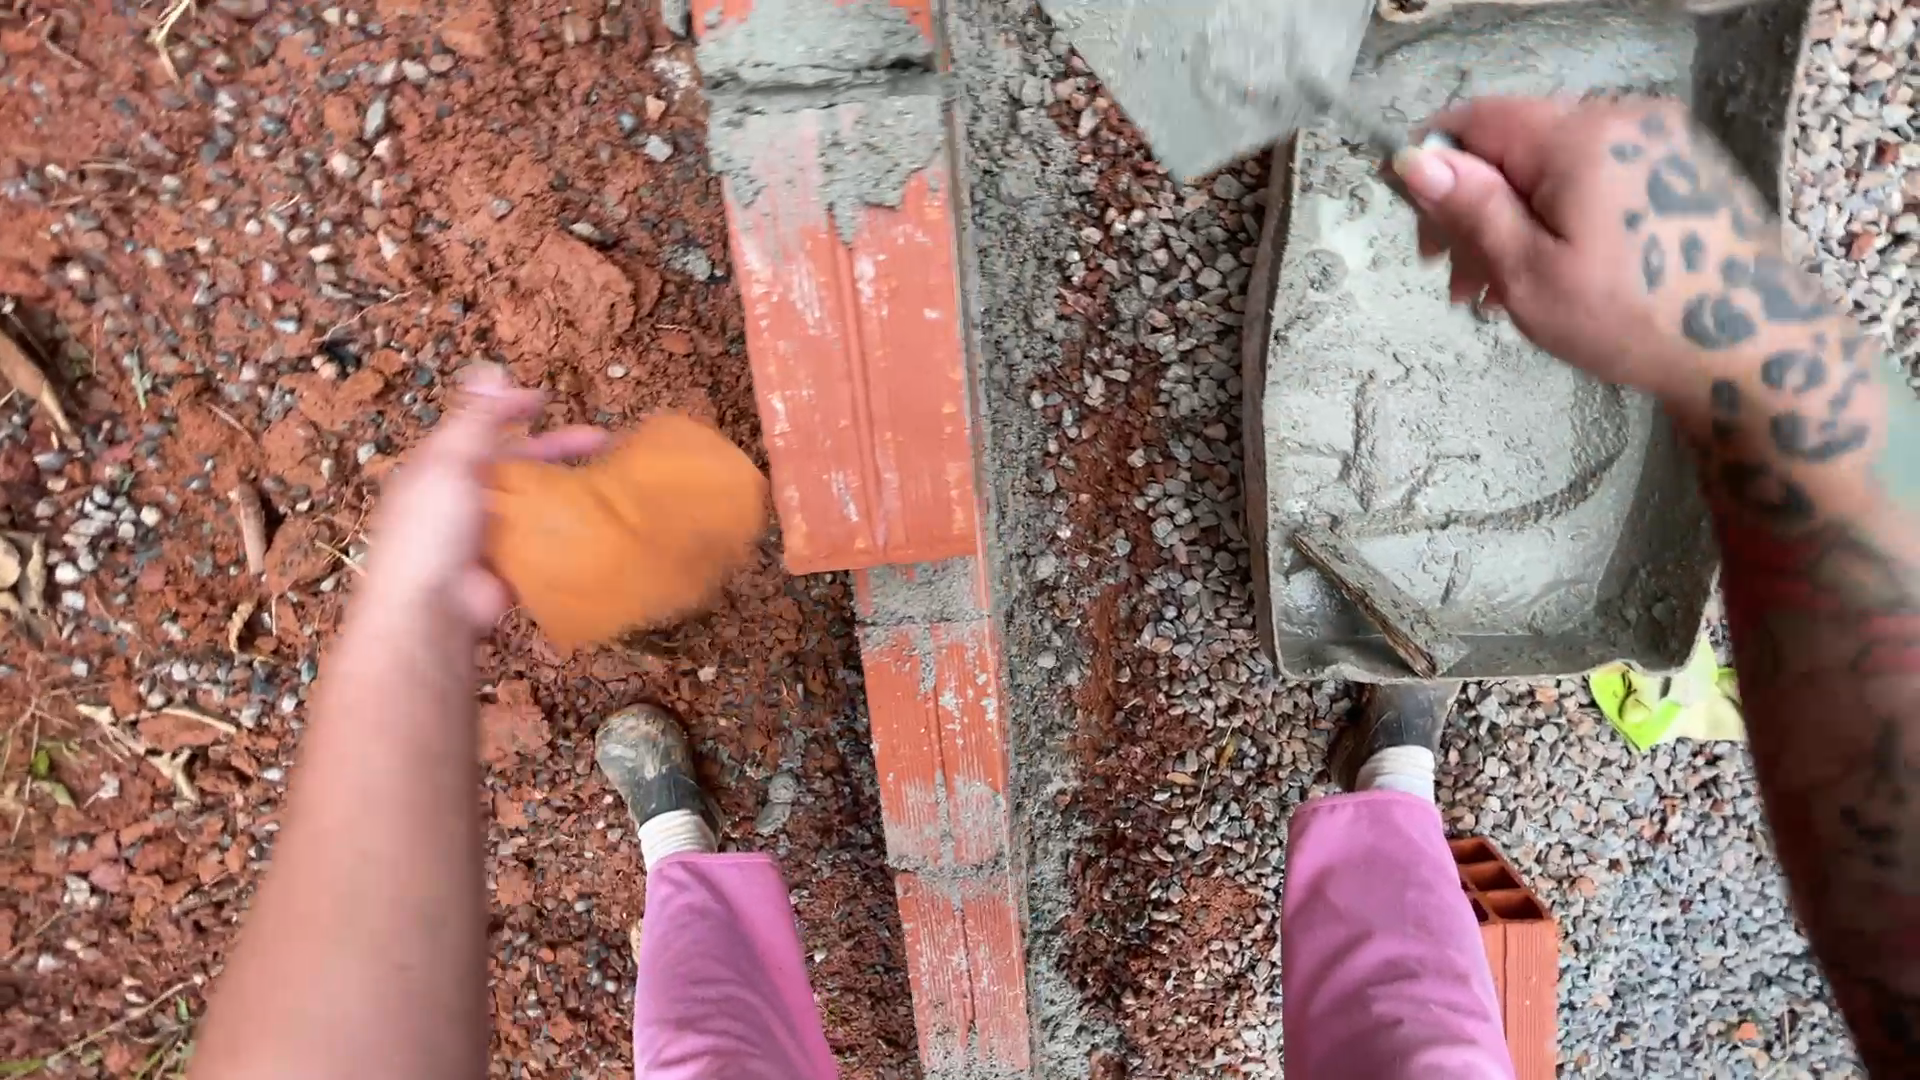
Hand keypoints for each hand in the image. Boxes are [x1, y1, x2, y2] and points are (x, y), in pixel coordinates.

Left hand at [358, 364, 606, 636]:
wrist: (435, 608)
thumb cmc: (432, 531)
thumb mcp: (450, 462)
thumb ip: (475, 418)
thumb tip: (492, 369)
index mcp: (445, 469)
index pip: (483, 428)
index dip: (512, 409)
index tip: (546, 397)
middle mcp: (468, 497)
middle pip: (521, 464)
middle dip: (559, 448)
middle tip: (603, 439)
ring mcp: (493, 533)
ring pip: (539, 501)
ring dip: (570, 487)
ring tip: (609, 480)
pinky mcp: (515, 564)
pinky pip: (548, 540)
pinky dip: (571, 529)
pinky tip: (599, 522)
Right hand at [1394, 96, 1792, 403]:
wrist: (1744, 345)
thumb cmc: (1621, 314)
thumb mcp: (1525, 268)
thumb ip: (1471, 207)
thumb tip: (1414, 160)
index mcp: (1581, 139)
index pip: (1478, 119)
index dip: (1430, 161)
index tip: (1411, 222)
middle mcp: (1621, 121)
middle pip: (1508, 144)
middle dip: (1464, 206)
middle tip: (1448, 276)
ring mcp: (1650, 143)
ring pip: (1539, 168)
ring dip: (1497, 223)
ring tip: (1484, 291)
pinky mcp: (1664, 169)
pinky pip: (1578, 180)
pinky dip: (1540, 221)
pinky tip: (1532, 272)